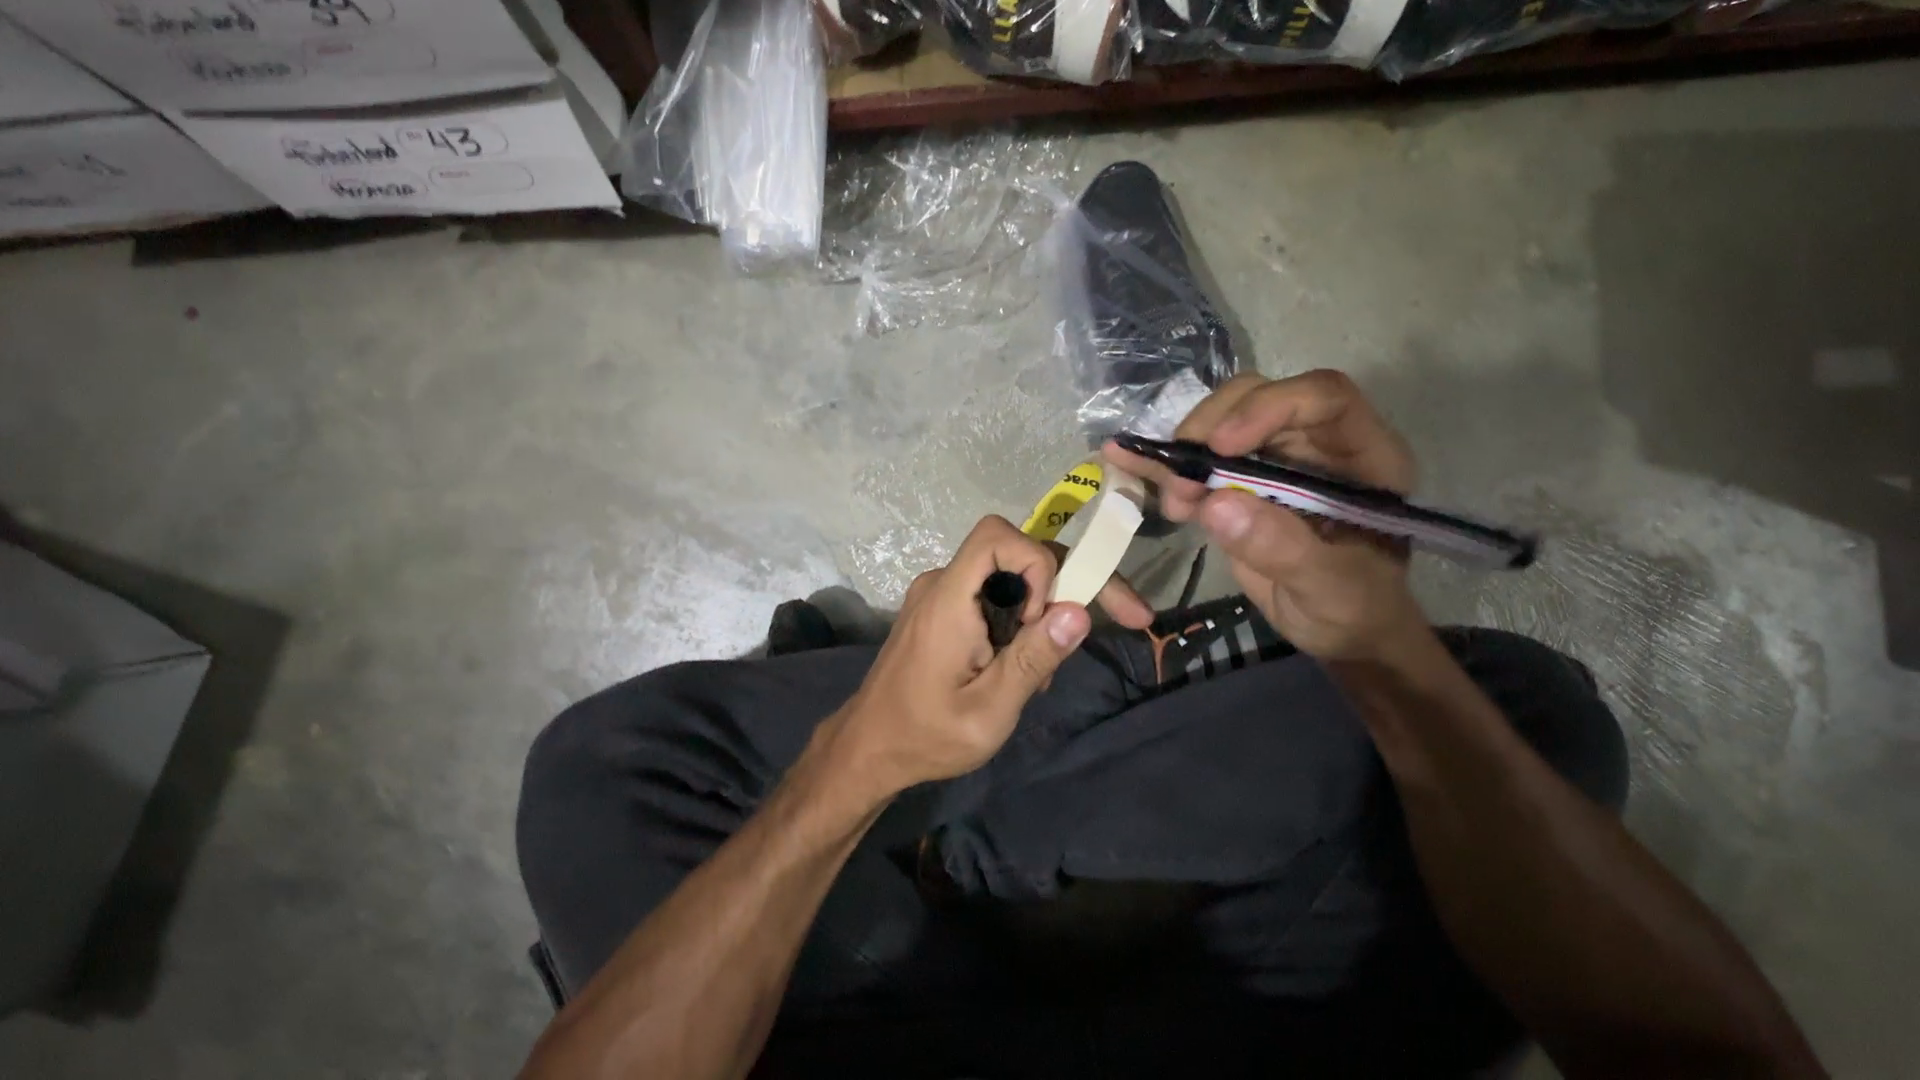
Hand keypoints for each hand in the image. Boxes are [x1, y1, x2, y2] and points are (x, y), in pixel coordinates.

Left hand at [828, 515, 1091, 798]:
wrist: (870, 749)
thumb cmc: (925, 736)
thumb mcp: (988, 711)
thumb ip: (1032, 660)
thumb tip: (1079, 612)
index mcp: (948, 600)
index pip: (997, 537)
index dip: (1036, 562)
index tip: (1041, 619)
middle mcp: (943, 584)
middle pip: (1016, 555)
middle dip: (1071, 584)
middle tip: (1129, 619)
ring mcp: (942, 596)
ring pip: (1011, 580)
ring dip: (1043, 616)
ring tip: (1043, 679)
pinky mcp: (944, 613)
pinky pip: (994, 599)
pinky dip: (1021, 625)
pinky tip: (1026, 671)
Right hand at [1103, 370, 1427, 660]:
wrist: (1341, 631)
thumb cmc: (1354, 606)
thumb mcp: (1329, 585)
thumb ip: (1282, 546)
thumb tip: (1215, 504)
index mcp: (1360, 452)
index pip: (1320, 397)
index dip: (1269, 407)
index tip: (1222, 447)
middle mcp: (1315, 442)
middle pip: (1259, 397)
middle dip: (1212, 428)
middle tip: (1184, 480)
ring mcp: (1273, 459)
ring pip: (1221, 421)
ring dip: (1185, 452)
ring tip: (1173, 503)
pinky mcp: (1236, 482)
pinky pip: (1196, 459)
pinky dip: (1161, 461)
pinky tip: (1123, 458)